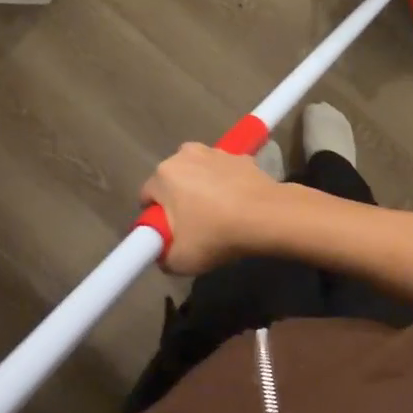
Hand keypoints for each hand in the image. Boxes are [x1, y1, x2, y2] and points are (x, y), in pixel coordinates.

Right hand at [141, 143, 281, 274]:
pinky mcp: (240, 155)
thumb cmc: (215, 235)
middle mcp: (186, 154)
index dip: (155, 219)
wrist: (265, 215)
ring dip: (202, 188)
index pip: (147, 197)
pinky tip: (237, 204)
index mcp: (164, 174)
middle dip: (177, 200)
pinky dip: (226, 183)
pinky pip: (224, 172)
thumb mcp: (178, 261)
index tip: (169, 235)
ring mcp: (215, 151)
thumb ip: (161, 255)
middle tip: (192, 227)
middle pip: (172, 180)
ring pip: (199, 172)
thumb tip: (163, 250)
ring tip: (218, 215)